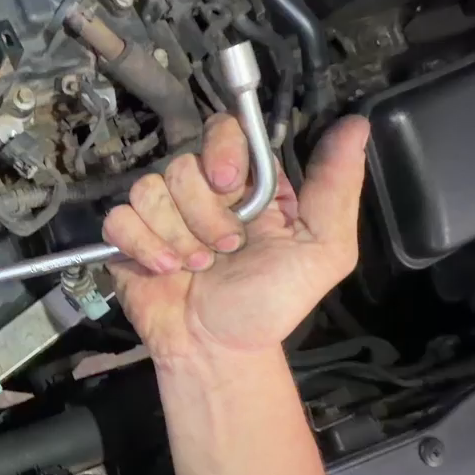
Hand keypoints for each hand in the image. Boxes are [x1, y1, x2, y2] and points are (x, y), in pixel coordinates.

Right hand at [101, 113, 370, 364]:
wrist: (217, 349)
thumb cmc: (269, 303)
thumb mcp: (323, 249)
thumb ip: (336, 186)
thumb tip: (355, 125)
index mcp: (244, 185)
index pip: (222, 131)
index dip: (221, 151)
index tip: (229, 184)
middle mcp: (198, 192)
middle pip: (181, 165)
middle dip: (202, 214)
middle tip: (223, 250)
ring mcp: (158, 214)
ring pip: (148, 190)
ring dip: (174, 236)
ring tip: (195, 267)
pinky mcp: (125, 237)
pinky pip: (119, 219)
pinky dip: (141, 246)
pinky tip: (163, 269)